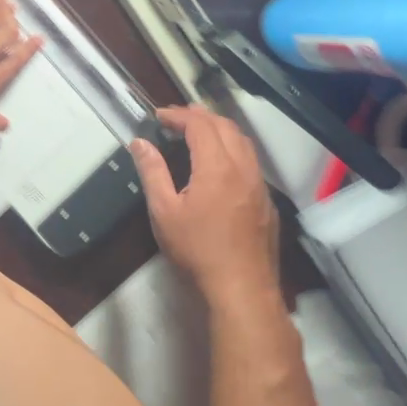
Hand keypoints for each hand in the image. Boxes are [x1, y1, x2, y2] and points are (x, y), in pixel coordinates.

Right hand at [130, 105, 279, 307]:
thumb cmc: (197, 249)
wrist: (242, 290)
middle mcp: (244, 169)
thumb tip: (139, 143)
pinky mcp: (267, 204)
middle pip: (226, 127)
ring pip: (244, 143)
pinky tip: (219, 167)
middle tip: (176, 120)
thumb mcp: (163, 211)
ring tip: (197, 135)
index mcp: (217, 167)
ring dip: (220, 131)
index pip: (200, 124)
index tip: (158, 117)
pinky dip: (233, 151)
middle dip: (200, 116)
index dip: (178, 115)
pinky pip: (252, 164)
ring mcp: (260, 187)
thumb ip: (152, 172)